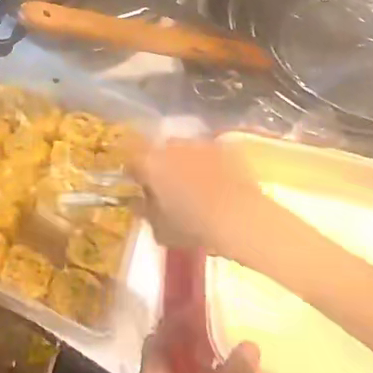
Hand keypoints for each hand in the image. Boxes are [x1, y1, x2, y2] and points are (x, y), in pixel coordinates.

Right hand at [131, 138, 272, 258]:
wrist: (241, 217)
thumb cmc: (194, 226)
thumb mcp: (161, 230)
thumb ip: (144, 212)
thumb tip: (137, 202)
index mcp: (149, 164)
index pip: (132, 163)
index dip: (135, 176)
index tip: (141, 190)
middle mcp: (170, 146)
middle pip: (158, 153)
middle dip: (161, 167)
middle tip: (169, 189)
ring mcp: (198, 143)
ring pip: (183, 151)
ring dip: (184, 163)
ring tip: (196, 186)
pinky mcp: (222, 146)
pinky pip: (207, 153)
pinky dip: (207, 164)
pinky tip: (217, 182)